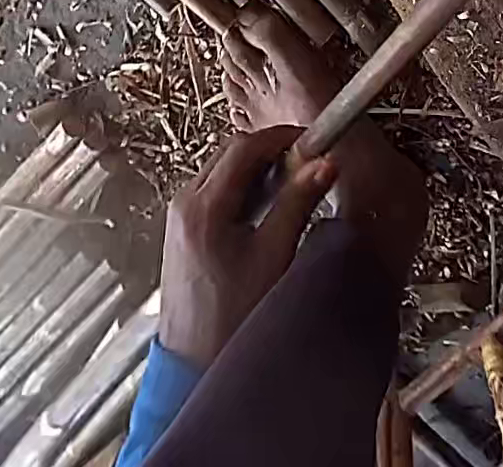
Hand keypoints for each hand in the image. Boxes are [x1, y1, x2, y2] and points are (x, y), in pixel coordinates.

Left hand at [158, 127, 337, 367]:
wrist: (194, 364)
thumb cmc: (231, 319)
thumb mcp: (274, 255)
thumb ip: (298, 203)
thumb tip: (322, 165)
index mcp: (204, 206)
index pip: (244, 147)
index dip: (280, 137)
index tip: (308, 140)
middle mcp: (185, 204)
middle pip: (229, 153)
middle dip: (268, 151)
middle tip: (304, 162)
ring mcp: (180, 215)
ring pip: (221, 170)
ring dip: (255, 169)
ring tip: (289, 187)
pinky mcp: (183, 228)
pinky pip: (213, 190)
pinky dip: (241, 188)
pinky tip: (264, 210)